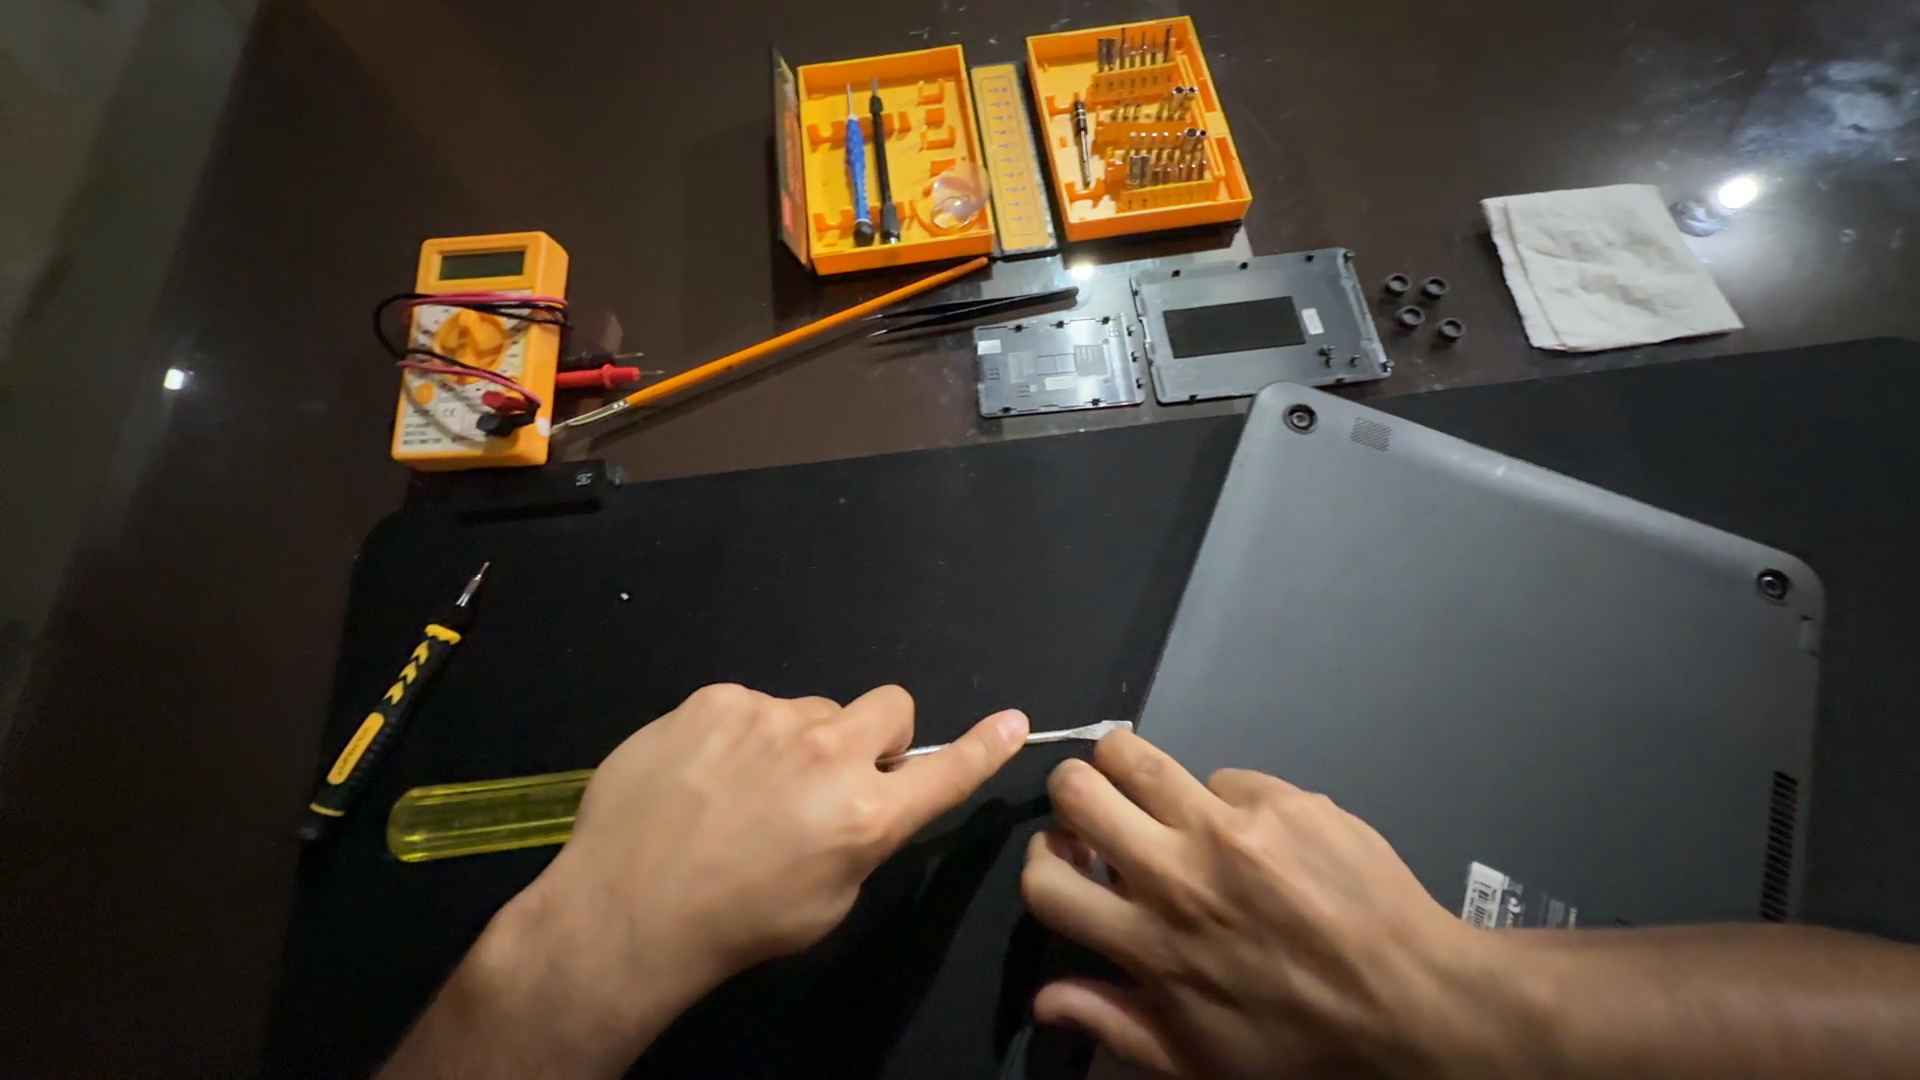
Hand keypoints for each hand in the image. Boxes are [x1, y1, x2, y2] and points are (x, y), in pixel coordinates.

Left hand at [500, 684, 1028, 1060]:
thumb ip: (865, 836)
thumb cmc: (738, 923)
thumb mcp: (828, 899)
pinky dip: (742, 733)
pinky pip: (753, 706)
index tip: (1013, 721)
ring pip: (812, 709)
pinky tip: (704, 770)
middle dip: (870, 737)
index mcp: (864, 816)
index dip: (985, 747)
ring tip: (743, 785)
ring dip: (797, 739)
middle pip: (887, 706)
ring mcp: (769, 717)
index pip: (945, 769)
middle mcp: (827, 754)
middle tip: (827, 776)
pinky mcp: (717, 698)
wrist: (624, 911)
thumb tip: (876, 796)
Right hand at [1020, 732, 1504, 1077]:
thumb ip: (1115, 1023)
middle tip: (1100, 808)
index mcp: (1152, 944)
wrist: (1426, 1008)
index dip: (1040, 860)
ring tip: (1151, 786)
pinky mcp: (1278, 798)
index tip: (1067, 859)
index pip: (1046, 881)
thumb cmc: (1305, 1046)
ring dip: (1126, 764)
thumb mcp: (1202, 1061)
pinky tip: (1261, 834)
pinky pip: (1219, 775)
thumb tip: (1042, 998)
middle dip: (1074, 791)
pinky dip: (1225, 800)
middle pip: (1076, 790)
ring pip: (1131, 752)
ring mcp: (1228, 828)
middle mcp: (1177, 875)